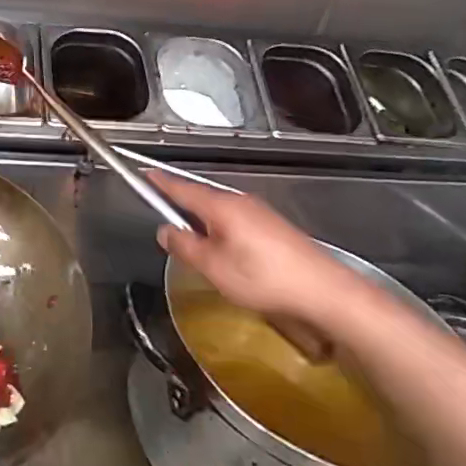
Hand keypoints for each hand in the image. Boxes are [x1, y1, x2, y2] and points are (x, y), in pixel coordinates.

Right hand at [147, 172, 370, 322]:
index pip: (183, 188)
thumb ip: (185, 246)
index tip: (146, 175)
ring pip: (220, 214)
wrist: (320, 289)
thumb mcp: (214, 267)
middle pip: (202, 200)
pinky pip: (236, 223)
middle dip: (183, 211)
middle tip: (168, 229)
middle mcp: (241, 202)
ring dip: (204, 226)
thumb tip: (166, 231)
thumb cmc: (265, 278)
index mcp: (222, 207)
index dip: (162, 183)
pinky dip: (222, 233)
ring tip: (197, 252)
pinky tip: (226, 257)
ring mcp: (260, 213)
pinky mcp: (272, 228)